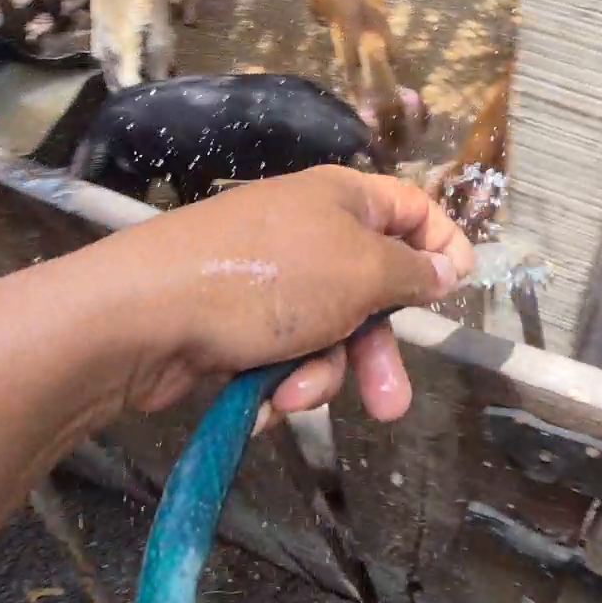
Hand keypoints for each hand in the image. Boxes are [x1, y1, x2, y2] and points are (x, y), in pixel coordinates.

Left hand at [59, 166, 474, 422]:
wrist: (142, 316)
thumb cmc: (269, 278)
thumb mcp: (362, 272)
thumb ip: (414, 273)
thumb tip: (448, 269)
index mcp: (344, 199)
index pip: (414, 209)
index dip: (443, 245)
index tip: (459, 289)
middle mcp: (312, 231)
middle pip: (373, 287)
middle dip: (378, 349)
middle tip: (392, 403)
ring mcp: (273, 276)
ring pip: (331, 330)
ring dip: (324, 372)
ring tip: (298, 396)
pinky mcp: (240, 319)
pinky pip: (287, 350)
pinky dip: (283, 377)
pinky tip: (266, 398)